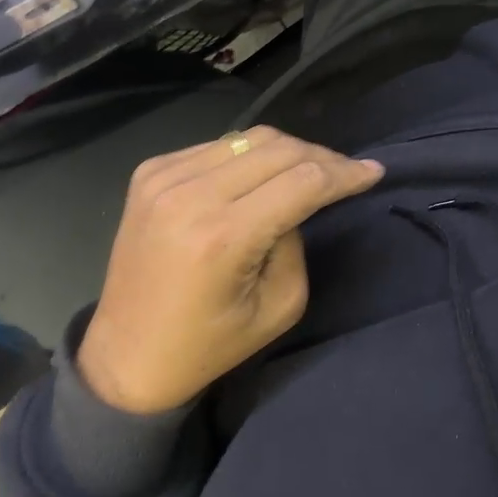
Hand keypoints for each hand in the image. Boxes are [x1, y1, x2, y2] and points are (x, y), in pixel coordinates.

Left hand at [76, 126, 384, 415]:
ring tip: (309, 171)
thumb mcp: (276, 309)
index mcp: (222, 237)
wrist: (123, 358)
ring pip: (249, 138)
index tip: (374, 172)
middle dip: (322, 158)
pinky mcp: (149, 172)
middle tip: (346, 174)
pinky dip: (248, 156)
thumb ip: (296, 244)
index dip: (344, 174)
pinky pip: (218, 146)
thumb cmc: (206, 346)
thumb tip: (298, 198)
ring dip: (288, 151)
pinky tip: (258, 178)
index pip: (303, 181)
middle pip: (279, 149)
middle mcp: (191, 194)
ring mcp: (164, 177)